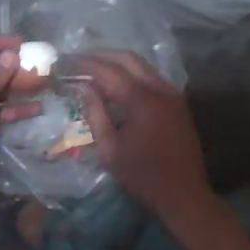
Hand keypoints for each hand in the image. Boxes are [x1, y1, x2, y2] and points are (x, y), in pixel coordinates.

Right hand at [75, 53, 220, 234]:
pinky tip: (116, 86)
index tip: (65, 61)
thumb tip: (82, 86)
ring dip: (118, 64)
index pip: (109, 70)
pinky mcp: (178, 101)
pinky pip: (152, 78)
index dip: (85, 63)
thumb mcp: (110, 149)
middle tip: (78, 62)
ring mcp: (173, 93)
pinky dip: (132, 75)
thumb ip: (95, 114)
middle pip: (129, 58)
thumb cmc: (143, 176)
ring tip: (93, 71)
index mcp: (143, 100)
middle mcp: (161, 88)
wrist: (184, 194)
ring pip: (143, 66)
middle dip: (102, 56)